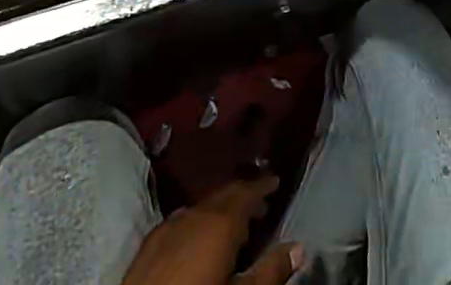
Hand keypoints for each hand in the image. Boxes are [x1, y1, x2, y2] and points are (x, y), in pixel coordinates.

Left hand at [119, 176, 303, 284]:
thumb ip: (271, 270)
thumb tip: (300, 246)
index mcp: (220, 222)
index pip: (246, 192)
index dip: (263, 186)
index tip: (276, 181)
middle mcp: (195, 214)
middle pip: (224, 195)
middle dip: (244, 195)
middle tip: (262, 203)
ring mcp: (169, 226)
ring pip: (202, 207)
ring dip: (222, 209)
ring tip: (237, 224)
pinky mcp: (150, 242)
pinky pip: (183, 219)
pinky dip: (200, 221)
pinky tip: (201, 238)